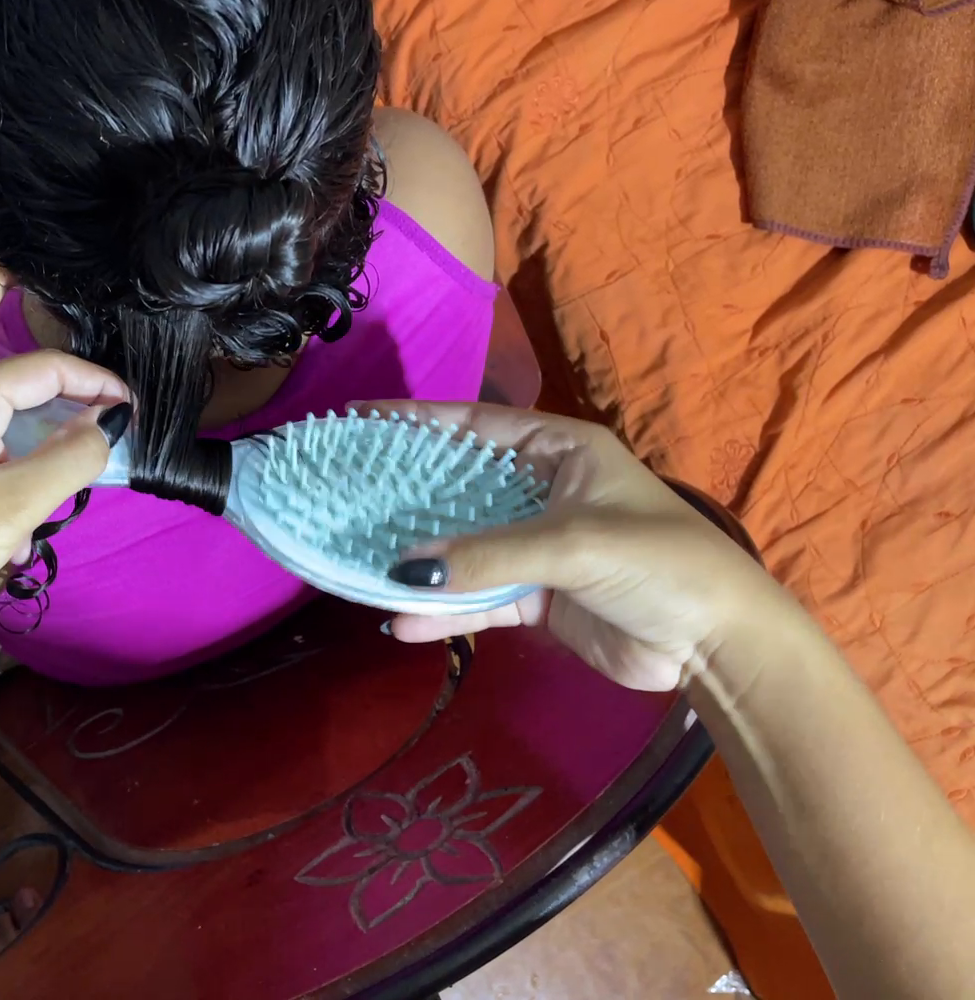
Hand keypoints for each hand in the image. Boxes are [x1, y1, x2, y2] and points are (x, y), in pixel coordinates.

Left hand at [0, 351, 129, 634]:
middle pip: (22, 402)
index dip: (96, 382)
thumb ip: (72, 458)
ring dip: (31, 476)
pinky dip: (2, 489)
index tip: (134, 409)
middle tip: (90, 474)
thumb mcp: (16, 505)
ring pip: (1, 439)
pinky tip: (6, 537)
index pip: (44, 369)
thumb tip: (104, 423)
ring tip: (35, 526)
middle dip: (61, 438)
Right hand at [365, 403, 809, 690]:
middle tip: (345, 492)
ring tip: (361, 566)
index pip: (475, 425)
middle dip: (404, 495)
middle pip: (455, 487)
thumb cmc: (661, 564)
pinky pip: (473, 598)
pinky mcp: (530, 596)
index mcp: (560, 454)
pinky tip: (402, 623)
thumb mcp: (573, 545)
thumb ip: (487, 555)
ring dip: (418, 563)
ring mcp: (530, 547)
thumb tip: (403, 569)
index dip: (418, 420)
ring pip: (458, 547)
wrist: (720, 649)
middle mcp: (538, 493)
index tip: (360, 416)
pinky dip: (441, 612)